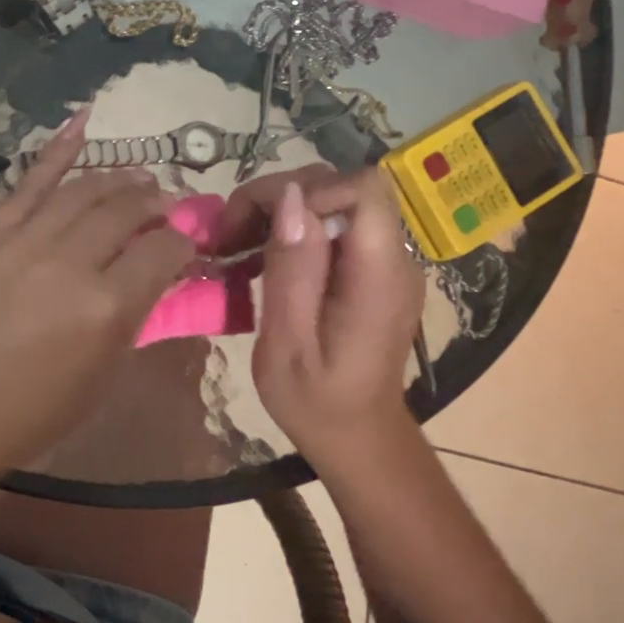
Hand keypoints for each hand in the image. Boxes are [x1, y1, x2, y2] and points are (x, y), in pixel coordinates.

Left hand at [0, 110, 197, 479]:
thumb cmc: (38, 409)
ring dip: (117, 178)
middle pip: (125, 211)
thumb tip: (159, 274)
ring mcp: (24, 244)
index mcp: (106, 307)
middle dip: (156, 203)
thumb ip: (135, 317)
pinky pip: (28, 185)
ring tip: (138, 178)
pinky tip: (82, 124)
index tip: (191, 241)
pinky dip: (56, 152)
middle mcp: (69, 264)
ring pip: (82, 191)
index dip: (184, 241)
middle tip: (168, 205)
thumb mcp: (105, 374)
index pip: (163, 251)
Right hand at [217, 167, 424, 453]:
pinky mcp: (369, 271)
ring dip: (279, 213)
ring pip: (333, 202)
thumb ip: (293, 268)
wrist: (355, 435)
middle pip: (342, 187)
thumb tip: (289, 197)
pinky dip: (291, 231)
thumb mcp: (288, 342)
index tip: (253, 224)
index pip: (360, 189)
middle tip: (230, 236)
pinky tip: (259, 259)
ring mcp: (384, 263)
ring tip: (236, 246)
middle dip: (280, 198)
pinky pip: (333, 227)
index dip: (303, 192)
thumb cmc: (315, 400)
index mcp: (378, 274)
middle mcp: (393, 258)